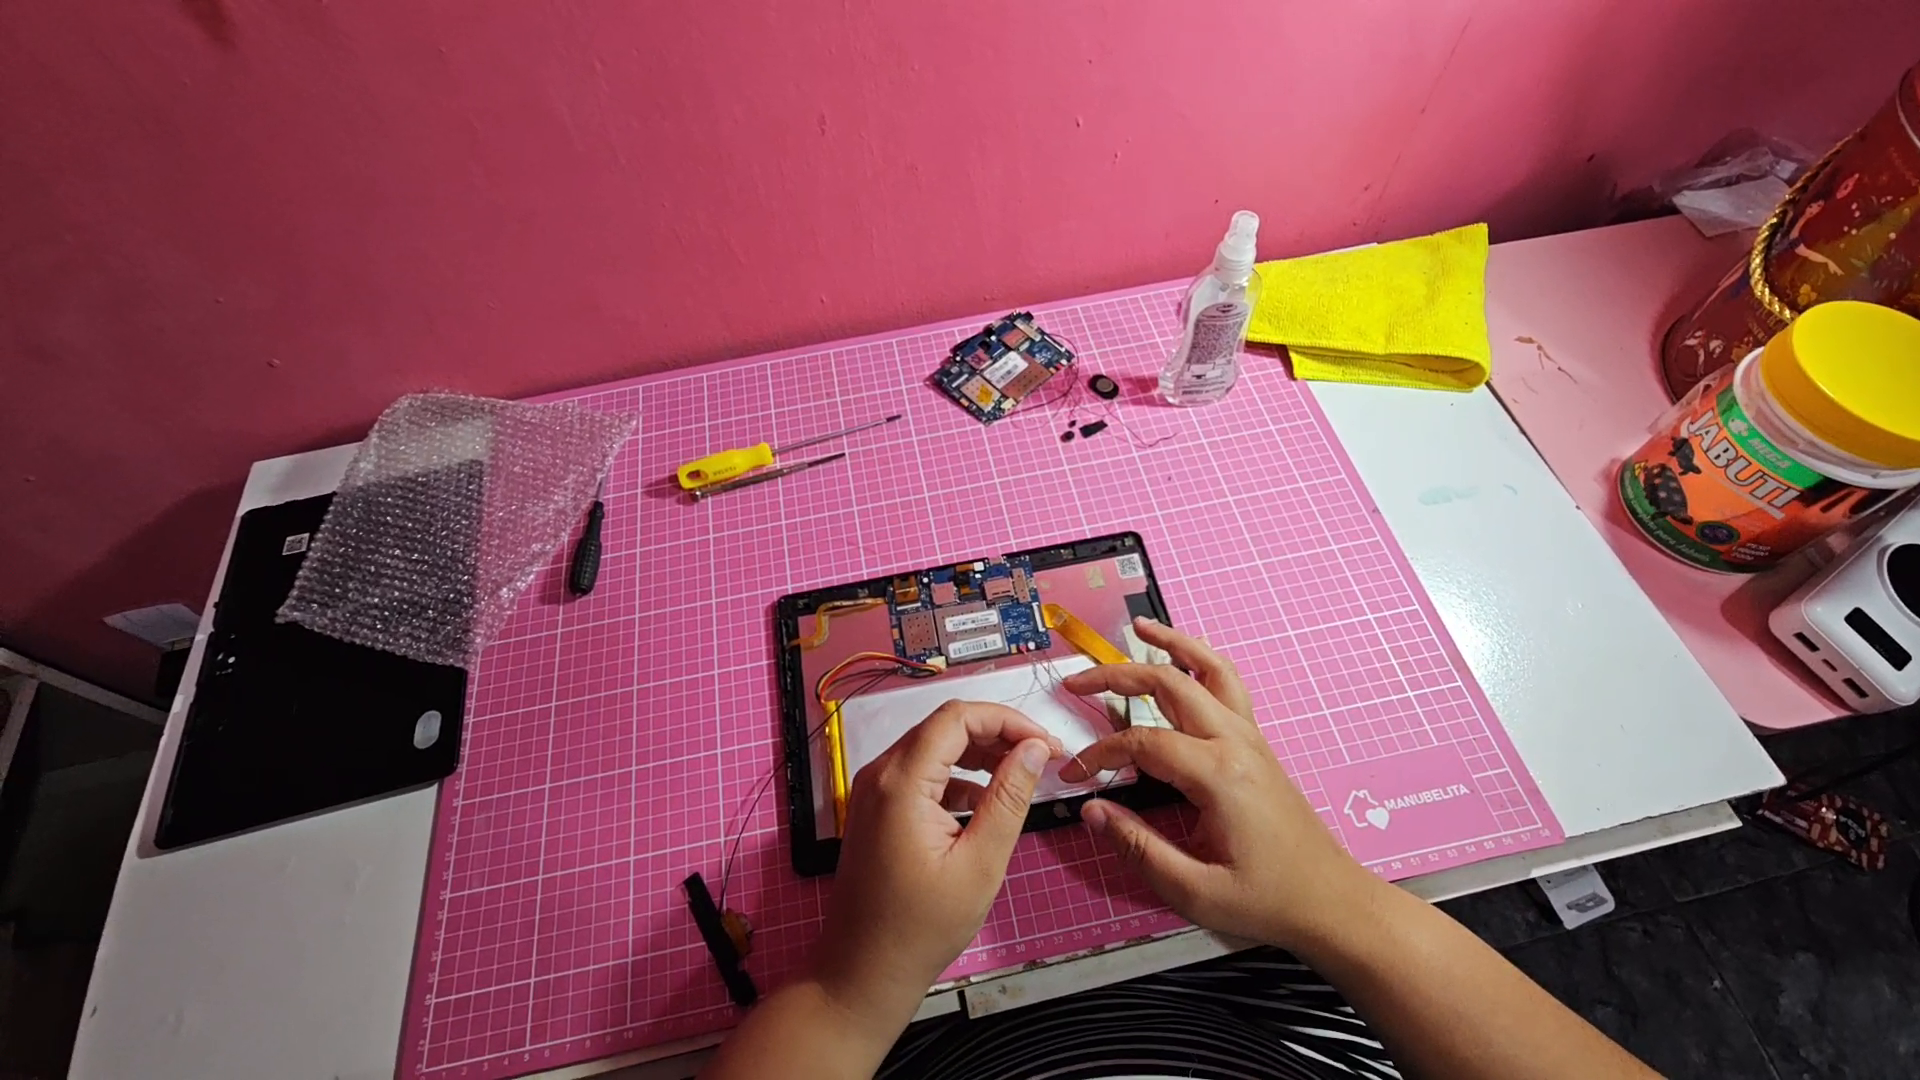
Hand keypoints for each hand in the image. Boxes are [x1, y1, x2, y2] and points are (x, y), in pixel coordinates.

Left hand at [810, 701, 1058, 1028]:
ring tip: (1022, 775)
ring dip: (979, 753)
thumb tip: (1034, 748)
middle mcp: (881, 772)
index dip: (1008, 720)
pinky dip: (957, 776)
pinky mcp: (877, 806)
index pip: (958, 717)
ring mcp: (874, 788)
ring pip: (934, 746)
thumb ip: (1009, 798)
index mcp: (902, 781)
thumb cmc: (923, 927)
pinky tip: (985, 801)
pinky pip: (921, 772)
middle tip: (1042, 758)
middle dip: (998, 734)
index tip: (1046, 744)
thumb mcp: (980, 864)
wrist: (861, 972)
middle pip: (945, 726)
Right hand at [1059, 617, 1377, 948]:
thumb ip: (1138, 847)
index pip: (1142, 742)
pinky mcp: (1255, 742)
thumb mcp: (1196, 891)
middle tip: (1078, 683)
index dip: (1100, 754)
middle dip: (1117, 677)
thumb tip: (1092, 811)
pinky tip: (1181, 659)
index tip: (1076, 774)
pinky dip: (1199, 660)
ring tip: (1141, 627)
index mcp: (1218, 774)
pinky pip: (1226, 684)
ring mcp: (1249, 736)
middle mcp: (1235, 741)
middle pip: (1169, 684)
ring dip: (1172, 643)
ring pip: (1208, 668)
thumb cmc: (1269, 899)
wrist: (1332, 901)